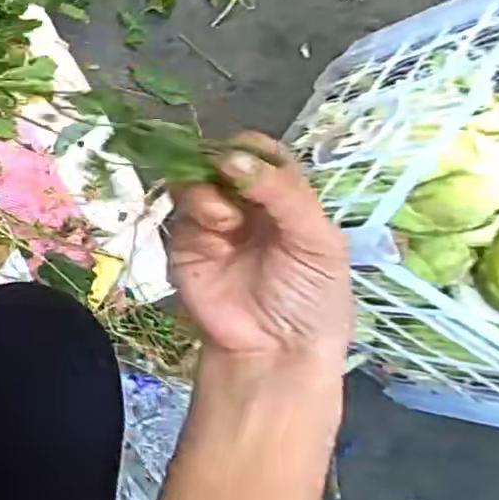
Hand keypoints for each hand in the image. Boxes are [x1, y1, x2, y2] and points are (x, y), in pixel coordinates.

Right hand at [169, 133, 352, 370]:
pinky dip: (198, 207)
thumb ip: (284, 192)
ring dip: (210, 186)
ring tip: (229, 217)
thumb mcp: (318, 241)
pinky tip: (218, 226)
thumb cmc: (311, 298)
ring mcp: (211, 222)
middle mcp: (244, 205)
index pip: (261, 155)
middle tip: (230, 172)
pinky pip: (181, 209)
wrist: (274, 351)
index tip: (246, 154)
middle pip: (222, 160)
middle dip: (224, 162)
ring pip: (196, 179)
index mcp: (282, 200)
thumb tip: (232, 156)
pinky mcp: (184, 241)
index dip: (251, 148)